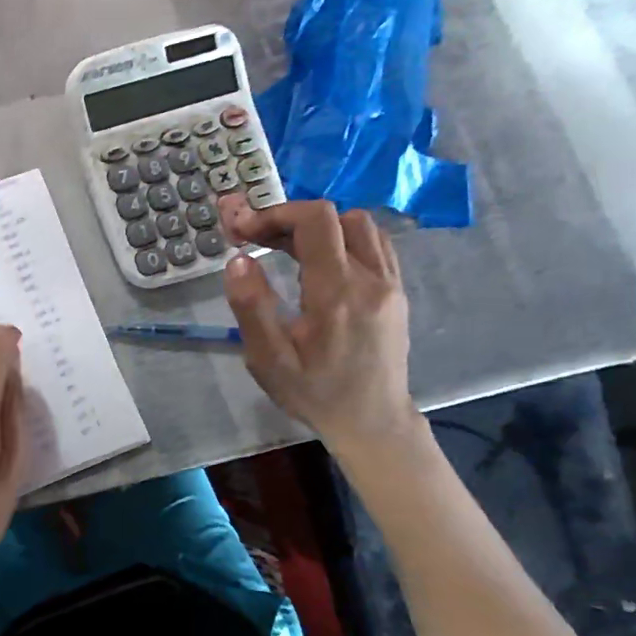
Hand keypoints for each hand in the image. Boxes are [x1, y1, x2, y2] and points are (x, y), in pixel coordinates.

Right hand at [219, 195, 417, 450]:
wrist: (371, 422)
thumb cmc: (314, 393)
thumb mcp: (269, 360)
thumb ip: (252, 306)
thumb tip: (238, 259)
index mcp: (336, 293)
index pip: (314, 220)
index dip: (274, 213)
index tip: (243, 231)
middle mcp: (370, 279)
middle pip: (335, 216)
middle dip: (290, 218)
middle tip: (258, 240)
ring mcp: (390, 283)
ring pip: (360, 225)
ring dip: (321, 227)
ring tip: (288, 249)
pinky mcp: (397, 292)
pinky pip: (375, 245)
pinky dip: (345, 240)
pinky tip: (322, 263)